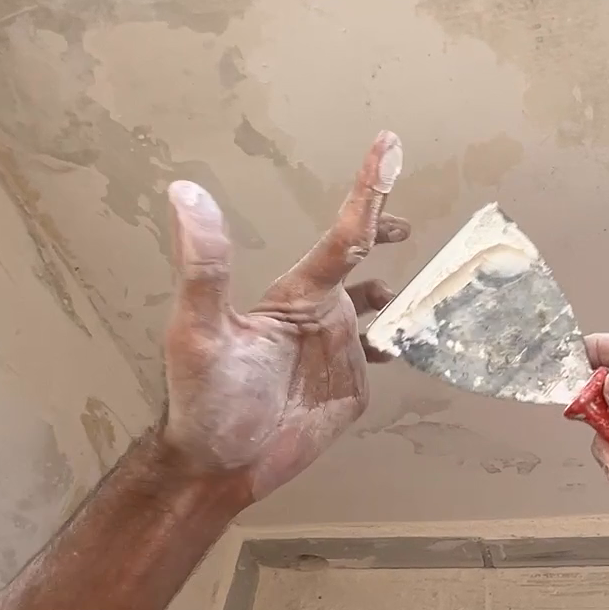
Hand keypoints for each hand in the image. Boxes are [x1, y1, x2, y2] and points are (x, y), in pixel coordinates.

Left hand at [152, 131, 408, 507]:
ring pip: (381, 308)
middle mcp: (323, 313)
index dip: (367, 190)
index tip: (389, 145)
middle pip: (362, 261)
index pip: (342, 237)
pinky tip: (412, 338)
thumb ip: (206, 267)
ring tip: (422, 281)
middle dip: (381, 232)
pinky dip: (401, 339)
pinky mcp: (352, 385)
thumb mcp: (198, 330)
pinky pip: (383, 353)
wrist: (221, 464)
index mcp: (298, 295)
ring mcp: (340, 350)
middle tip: (406, 220)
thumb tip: (186, 191)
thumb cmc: (205, 398)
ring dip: (400, 289)